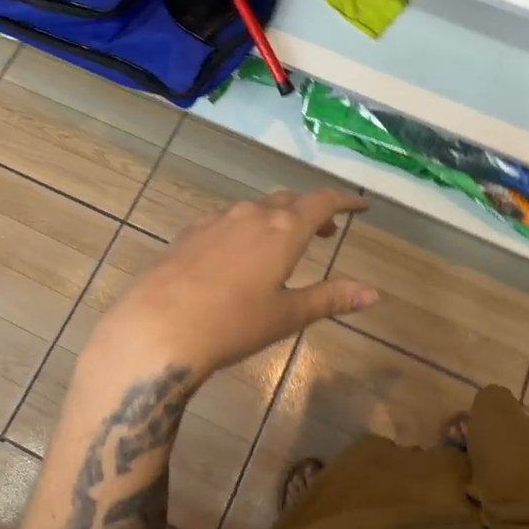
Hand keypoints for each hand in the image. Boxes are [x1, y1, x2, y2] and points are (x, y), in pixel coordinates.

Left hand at [90, 188, 379, 378]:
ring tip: (284, 242)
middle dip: (312, 211)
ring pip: (257, 208)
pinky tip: (238, 253)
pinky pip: (228, 219)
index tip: (361, 206)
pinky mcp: (190, 232)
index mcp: (284, 229)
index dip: (344, 201)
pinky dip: (246, 227)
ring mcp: (217, 219)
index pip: (322, 201)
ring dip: (278, 218)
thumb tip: (373, 293)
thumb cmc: (231, 324)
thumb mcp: (286, 316)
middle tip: (327, 230)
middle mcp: (252, 213)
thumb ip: (330, 298)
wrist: (156, 328)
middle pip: (290, 200)